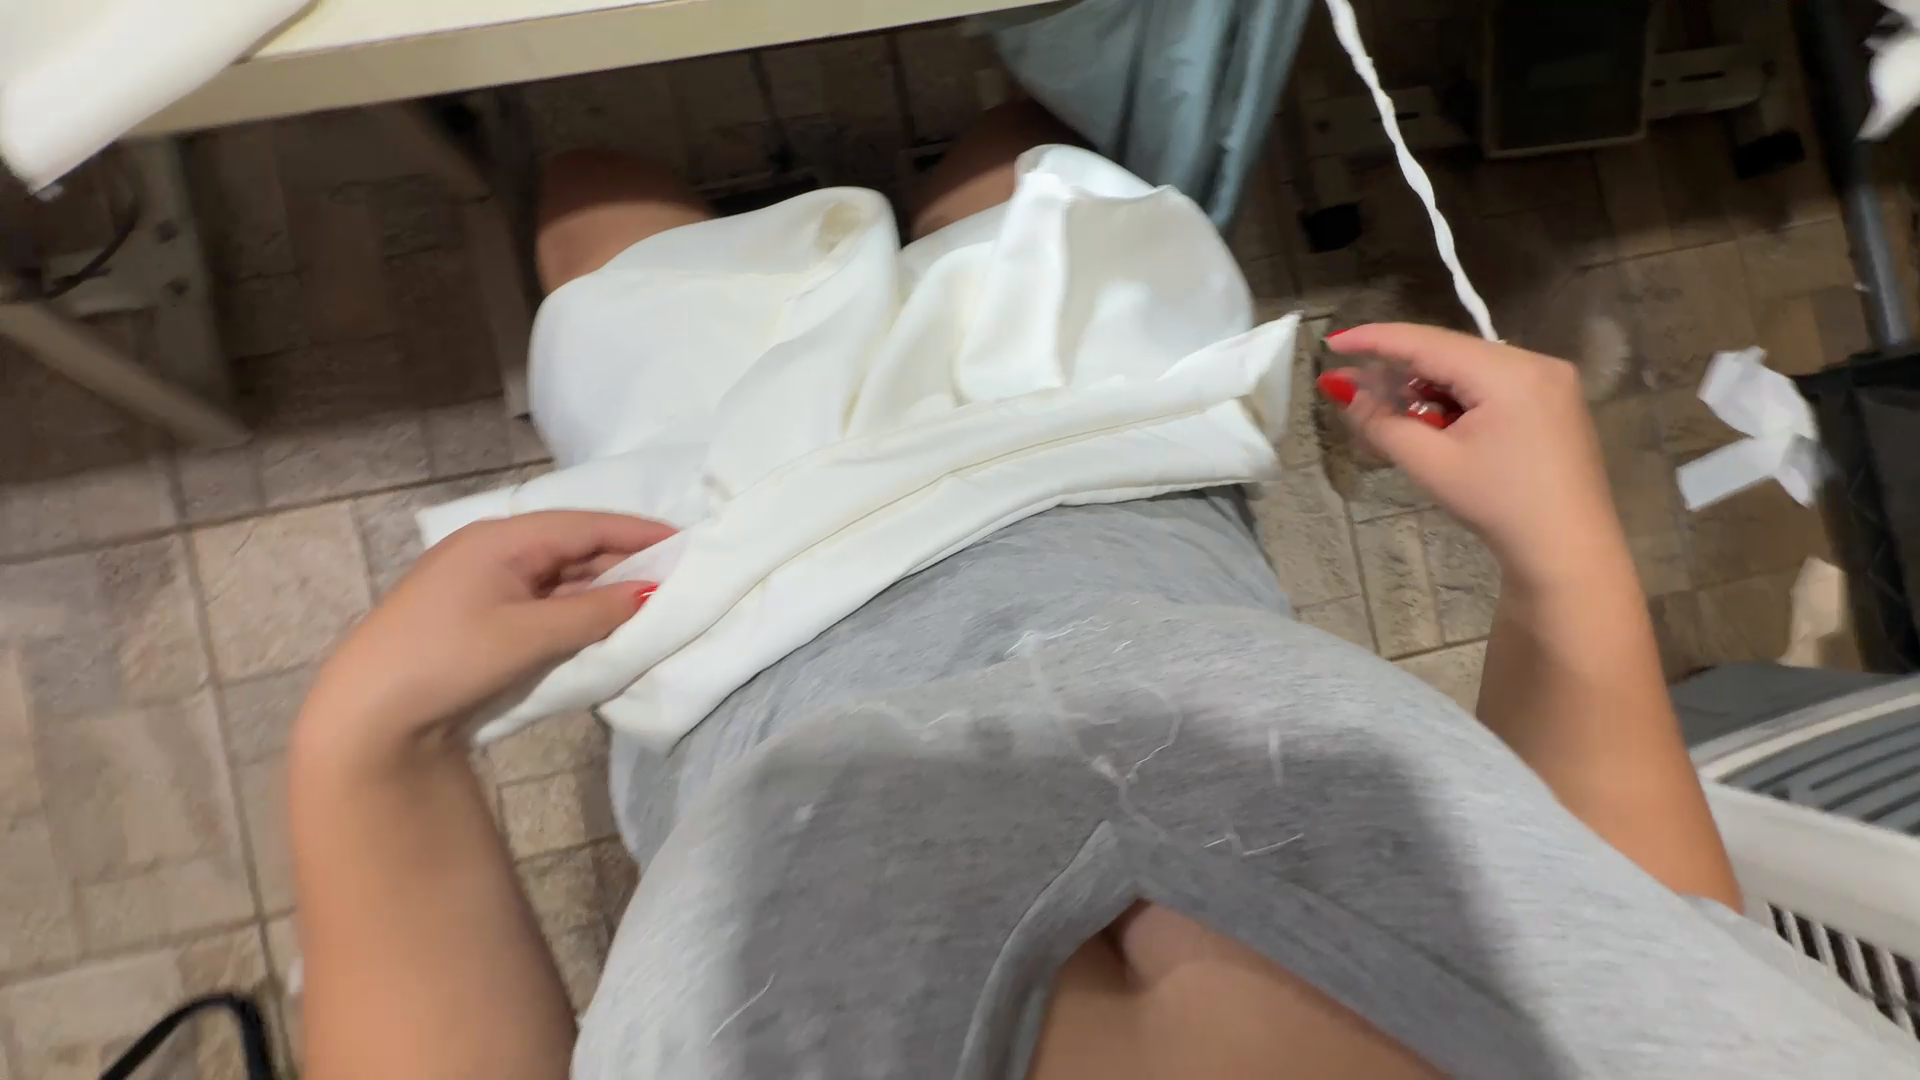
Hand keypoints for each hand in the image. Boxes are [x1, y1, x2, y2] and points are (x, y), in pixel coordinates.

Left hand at [296, 511, 673, 765]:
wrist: (366, 716)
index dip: (638, 532)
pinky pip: (545, 597)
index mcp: (502, 539)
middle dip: (625, 559)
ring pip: (562, 573)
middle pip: (575, 545)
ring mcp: (486, 580)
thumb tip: (649, 593)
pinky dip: (579, 605)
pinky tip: (604, 617)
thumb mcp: (529, 635)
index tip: (686, 541)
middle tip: (676, 573)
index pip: (587, 525)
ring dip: (603, 586)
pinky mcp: (482, 610)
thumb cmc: (447, 660)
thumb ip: (595, 612)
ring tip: (650, 596)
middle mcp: (495, 549)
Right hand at [1321, 323, 1626, 590]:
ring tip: (1383, 412)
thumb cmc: (1496, 503)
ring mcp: (1548, 381)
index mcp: (1508, 372)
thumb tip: (1344, 391)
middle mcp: (1534, 362)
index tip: (1333, 342)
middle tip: (1347, 386)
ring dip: (1421, 387)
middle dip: (1395, 369)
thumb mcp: (1429, 462)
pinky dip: (1450, 398)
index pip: (1427, 343)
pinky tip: (1427, 420)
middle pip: (1447, 353)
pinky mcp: (1550, 402)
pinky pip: (1487, 385)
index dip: (1375, 340)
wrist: (1566, 546)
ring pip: (1465, 369)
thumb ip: (1381, 422)